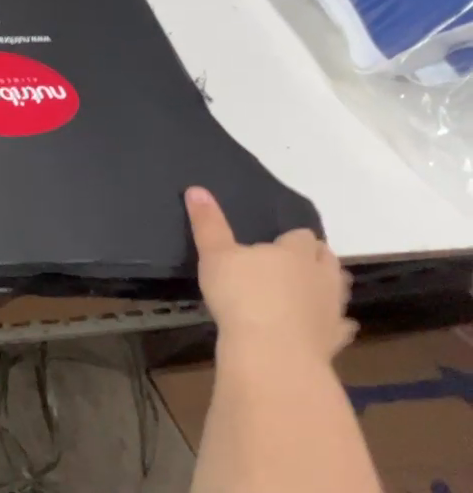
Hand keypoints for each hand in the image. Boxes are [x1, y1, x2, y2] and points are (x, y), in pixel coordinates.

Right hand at [186, 186, 354, 361]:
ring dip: (327, 283)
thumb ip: (208, 223)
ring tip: (310, 284)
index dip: (292, 235)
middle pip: (326, 258)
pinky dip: (334, 318)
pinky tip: (325, 321)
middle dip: (315, 255)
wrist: (273, 349)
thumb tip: (197, 189)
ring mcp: (333, 306)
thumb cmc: (241, 294)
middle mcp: (321, 275)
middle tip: (295, 257)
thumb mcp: (214, 254)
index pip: (302, 236)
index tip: (278, 238)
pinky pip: (340, 322)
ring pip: (338, 287)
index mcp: (294, 252)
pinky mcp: (335, 335)